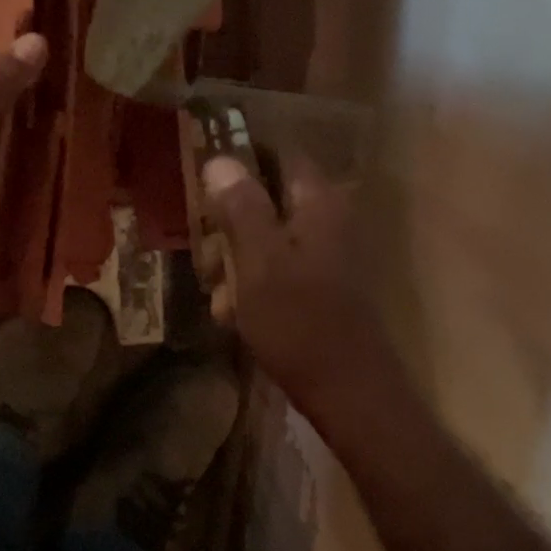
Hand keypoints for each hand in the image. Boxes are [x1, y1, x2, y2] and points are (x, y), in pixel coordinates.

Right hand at [200, 156, 387, 396]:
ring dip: (234, 261)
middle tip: (205, 254)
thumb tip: (220, 159)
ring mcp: (324, 257)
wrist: (348, 394)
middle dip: (228, 224)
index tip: (202, 180)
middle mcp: (326, 222)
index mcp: (317, 204)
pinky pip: (275, 272)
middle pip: (266, 200)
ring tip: (217, 295)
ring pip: (264, 240)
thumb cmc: (299, 320)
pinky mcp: (319, 290)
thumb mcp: (258, 259)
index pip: (279, 156)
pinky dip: (251, 287)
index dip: (240, 161)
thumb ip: (240, 206)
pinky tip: (234, 315)